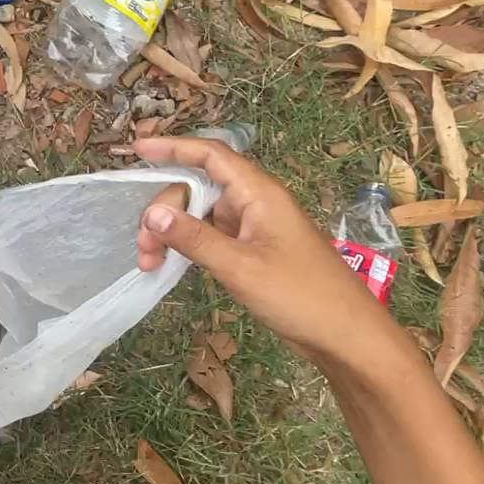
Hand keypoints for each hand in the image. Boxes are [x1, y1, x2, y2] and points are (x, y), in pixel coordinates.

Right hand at [134, 136, 394, 362]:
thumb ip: (193, 238)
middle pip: (196, 188)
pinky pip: (208, 235)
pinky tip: (167, 265)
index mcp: (258, 194)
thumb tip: (150, 214)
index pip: (211, 155)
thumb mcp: (239, 267)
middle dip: (163, 211)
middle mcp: (254, 202)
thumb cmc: (299, 295)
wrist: (345, 335)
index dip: (174, 147)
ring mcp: (252, 226)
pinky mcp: (250, 249)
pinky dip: (185, 246)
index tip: (138, 150)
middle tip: (144, 246)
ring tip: (150, 262)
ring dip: (170, 232)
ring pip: (198, 214)